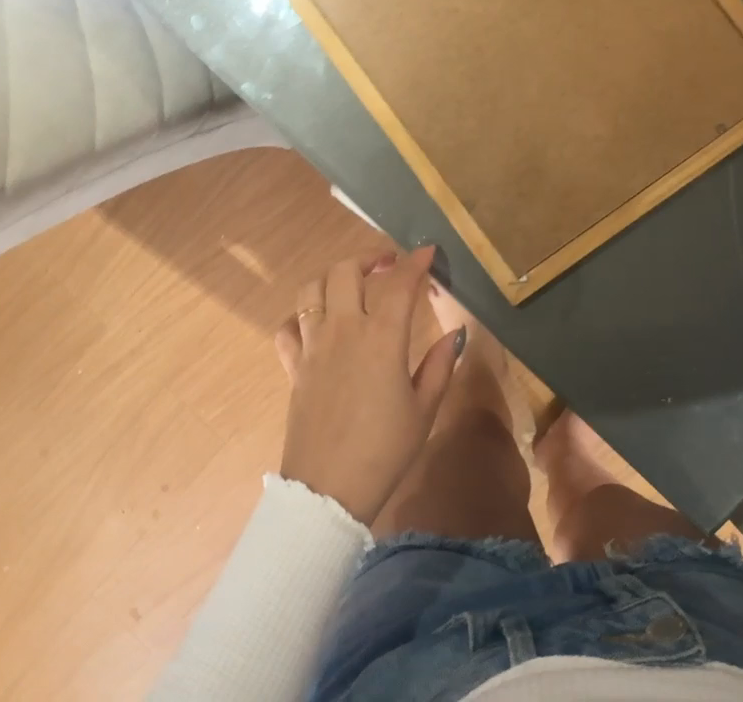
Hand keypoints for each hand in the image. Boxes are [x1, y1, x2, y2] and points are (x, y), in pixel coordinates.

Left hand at [273, 247, 464, 525]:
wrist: (329, 489)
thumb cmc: (385, 451)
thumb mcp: (424, 410)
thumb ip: (439, 366)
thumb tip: (454, 335)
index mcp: (381, 338)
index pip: (399, 284)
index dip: (416, 263)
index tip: (428, 252)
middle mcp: (342, 330)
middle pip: (346, 272)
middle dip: (369, 259)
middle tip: (389, 266)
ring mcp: (312, 346)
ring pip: (311, 289)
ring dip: (332, 278)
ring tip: (351, 285)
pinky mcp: (293, 366)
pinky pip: (288, 328)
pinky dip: (300, 317)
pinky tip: (315, 325)